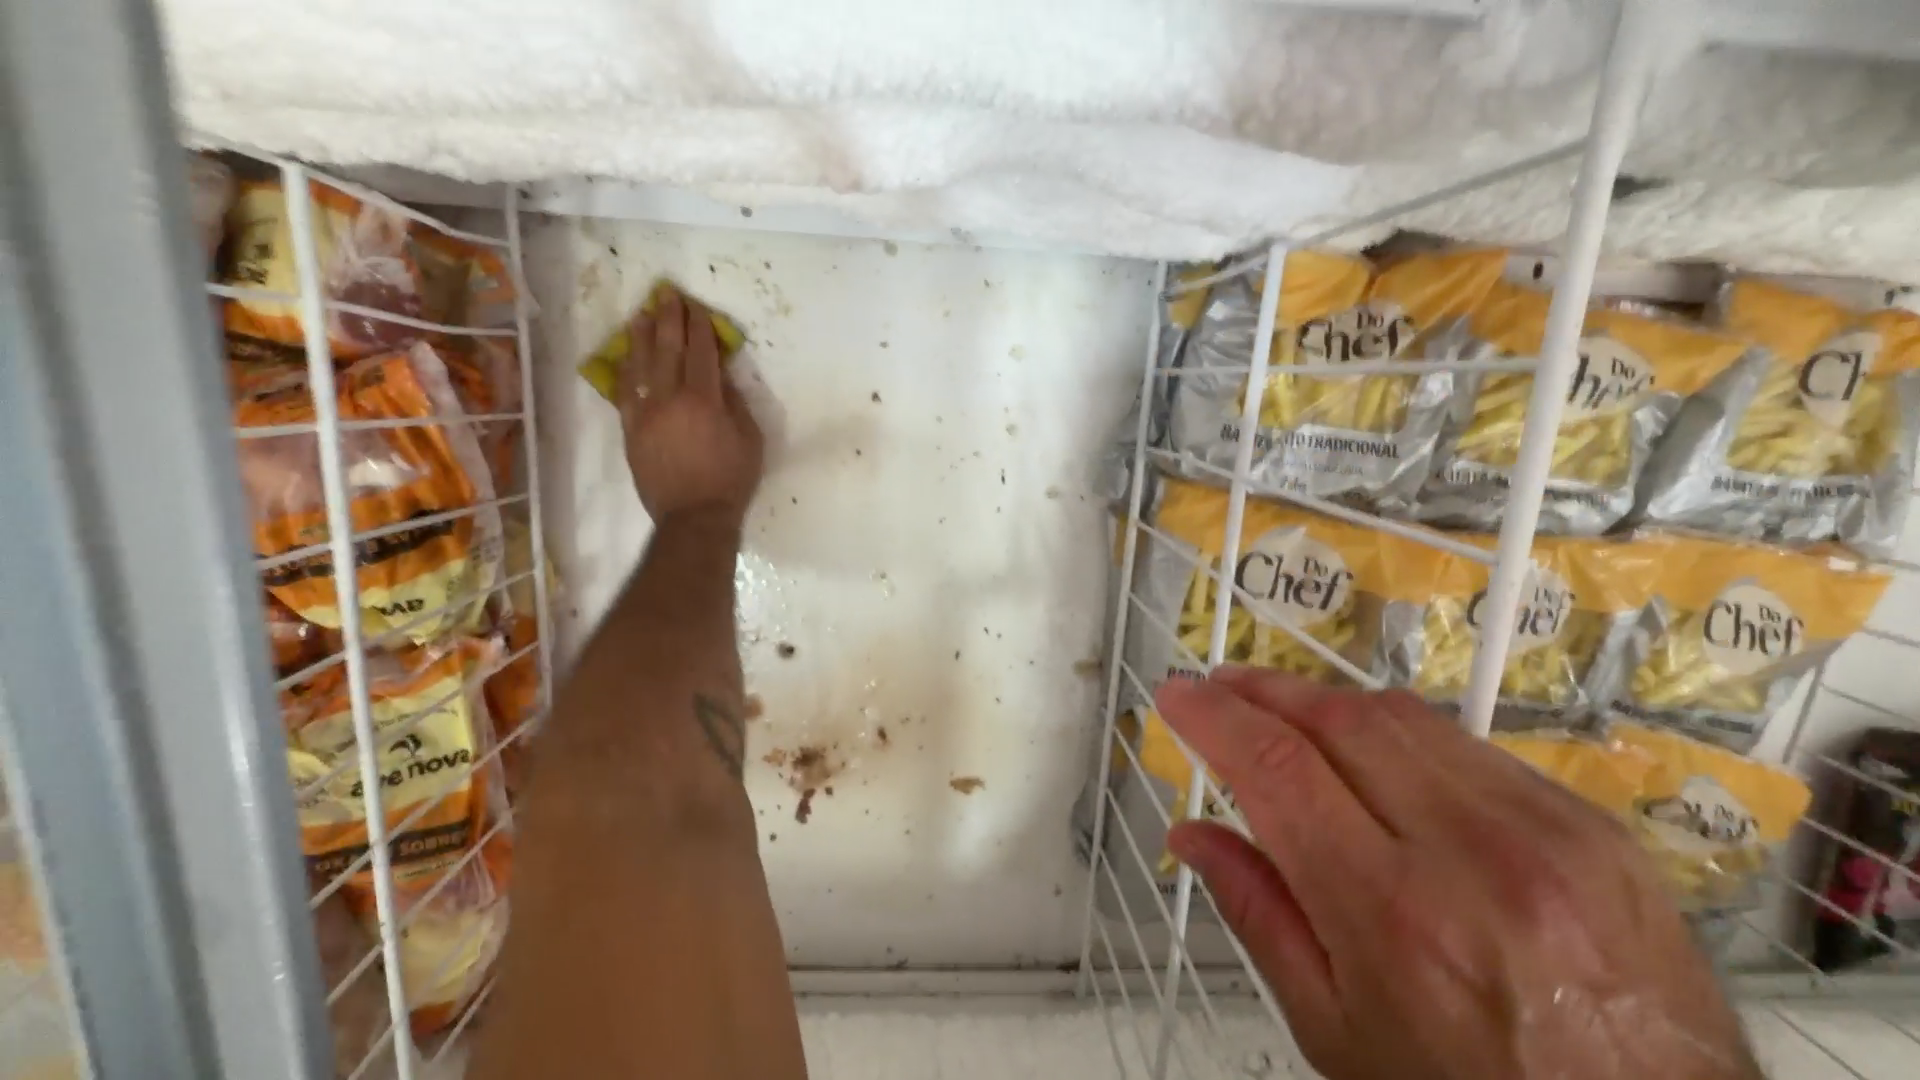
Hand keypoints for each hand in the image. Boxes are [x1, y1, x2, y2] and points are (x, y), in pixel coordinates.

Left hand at [618, 286, 763, 525]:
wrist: (694, 517)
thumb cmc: (731, 480)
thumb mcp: (749, 439)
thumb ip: (734, 402)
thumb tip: (720, 377)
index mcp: (704, 399)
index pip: (701, 352)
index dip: (700, 327)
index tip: (697, 308)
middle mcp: (670, 399)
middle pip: (667, 349)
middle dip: (669, 320)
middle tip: (666, 296)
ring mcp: (645, 414)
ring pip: (640, 366)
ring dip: (641, 338)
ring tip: (641, 316)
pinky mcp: (631, 431)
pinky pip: (624, 394)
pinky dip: (625, 372)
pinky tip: (625, 359)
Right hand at [1156, 667, 1762, 1079]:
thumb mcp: (1334, 1030)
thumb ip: (1256, 915)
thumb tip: (1190, 835)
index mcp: (1392, 914)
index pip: (1278, 770)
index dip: (1215, 717)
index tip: (1178, 694)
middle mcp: (1472, 851)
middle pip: (1339, 720)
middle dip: (1265, 689)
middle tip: (1220, 685)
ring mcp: (1544, 826)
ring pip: (1403, 716)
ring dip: (1325, 701)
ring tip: (1283, 709)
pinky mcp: (1592, 821)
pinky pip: (1468, 746)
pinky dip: (1399, 734)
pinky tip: (1374, 754)